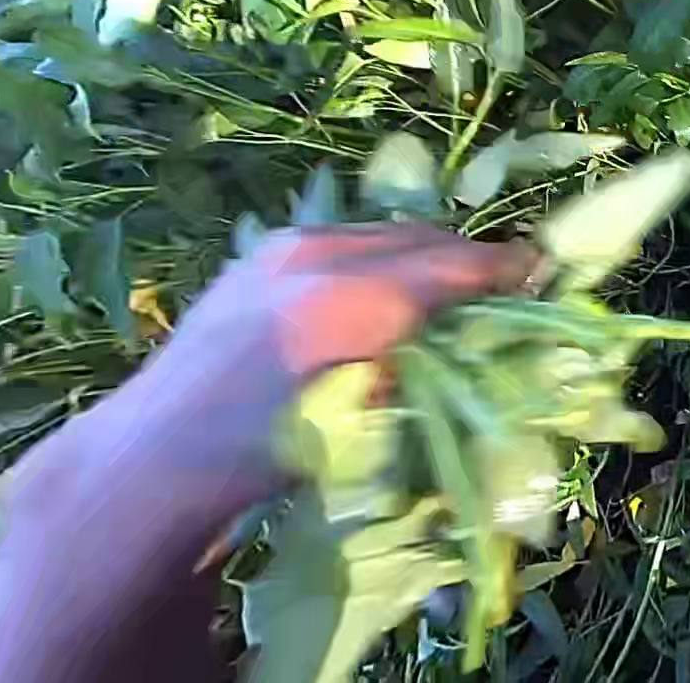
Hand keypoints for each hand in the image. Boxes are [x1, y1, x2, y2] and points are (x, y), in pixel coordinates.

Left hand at [0, 225, 534, 548]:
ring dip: (429, 254)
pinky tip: (388, 286)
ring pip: (393, 232)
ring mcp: (290, 245)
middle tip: (496, 284)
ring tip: (444, 286)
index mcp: (346, 307)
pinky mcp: (273, 246)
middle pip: (426, 239)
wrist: (150, 456)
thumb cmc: (268, 451)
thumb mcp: (367, 415)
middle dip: (469, 259)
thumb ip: (431, 358)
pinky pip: (356, 236)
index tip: (539, 266)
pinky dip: (389, 255)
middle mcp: (320, 256)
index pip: (447, 267)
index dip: (500, 266)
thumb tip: (489, 327)